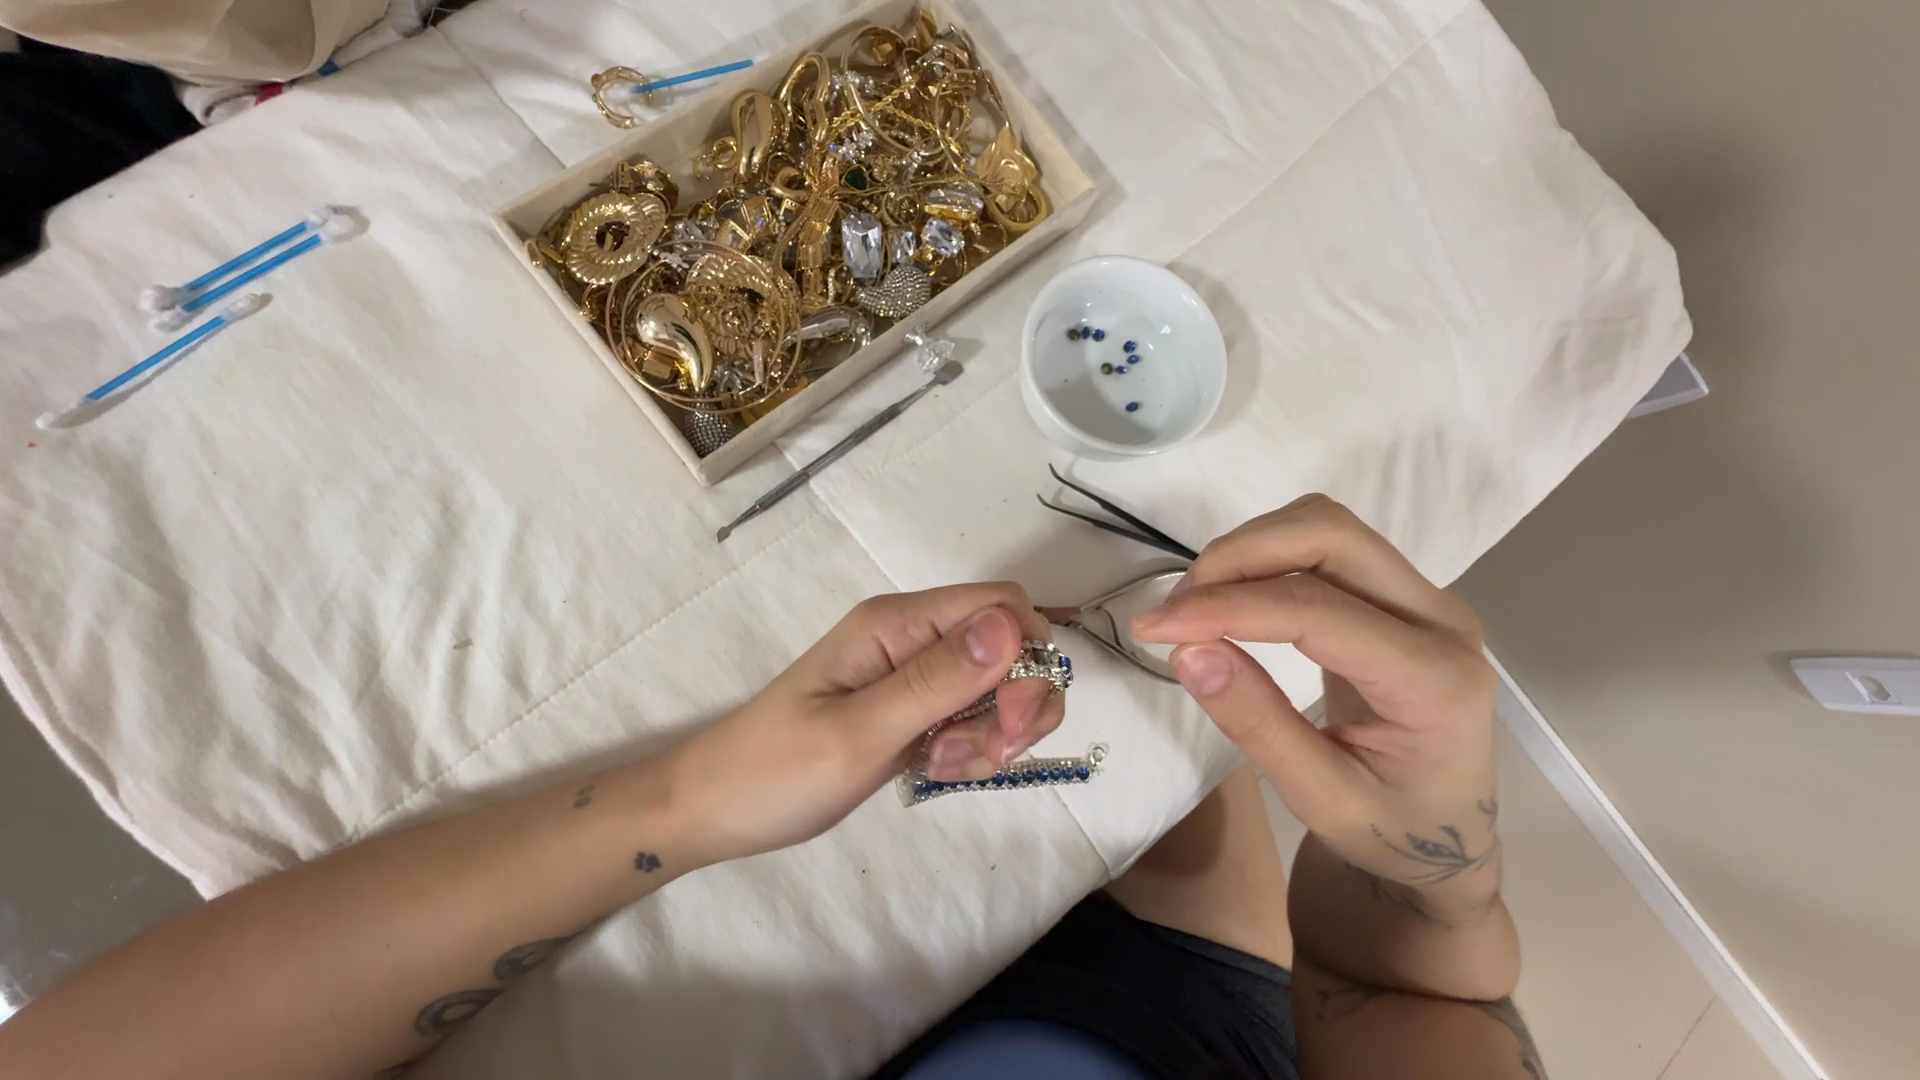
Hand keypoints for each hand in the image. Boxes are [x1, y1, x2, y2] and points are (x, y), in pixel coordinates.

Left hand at [665, 583, 1065, 865]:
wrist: (719, 809)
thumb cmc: (778, 770)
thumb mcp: (860, 731)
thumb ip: (938, 680)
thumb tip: (1012, 625)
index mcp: (897, 623)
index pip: (1000, 606)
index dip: (1026, 656)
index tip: (1009, 722)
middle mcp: (913, 637)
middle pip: (1010, 646)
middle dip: (1016, 703)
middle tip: (985, 755)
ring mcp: (915, 673)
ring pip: (998, 687)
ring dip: (993, 732)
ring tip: (941, 765)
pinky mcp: (915, 708)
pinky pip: (973, 717)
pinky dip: (972, 747)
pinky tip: (932, 770)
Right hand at [1132, 496, 1499, 910]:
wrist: (1445, 837)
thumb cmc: (1390, 831)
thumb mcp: (1320, 798)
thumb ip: (1258, 724)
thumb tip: (1188, 651)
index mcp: (1434, 681)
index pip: (1317, 611)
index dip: (1227, 607)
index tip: (1154, 625)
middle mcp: (1440, 621)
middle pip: (1332, 536)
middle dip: (1240, 554)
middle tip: (1178, 604)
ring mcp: (1424, 600)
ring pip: (1326, 527)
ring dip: (1250, 549)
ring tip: (1197, 602)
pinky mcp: (1397, 595)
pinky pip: (1326, 546)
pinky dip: (1265, 556)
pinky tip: (1233, 597)